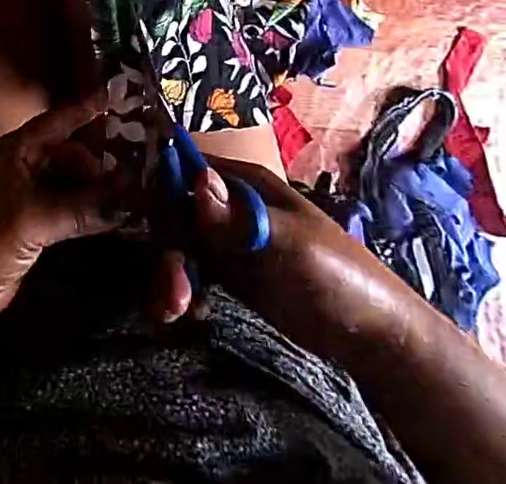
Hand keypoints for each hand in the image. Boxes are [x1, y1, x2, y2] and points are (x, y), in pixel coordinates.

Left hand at [0, 91, 121, 343]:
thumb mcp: (36, 220)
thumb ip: (83, 206)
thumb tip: (131, 196)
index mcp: (15, 151)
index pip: (57, 121)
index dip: (87, 109)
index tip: (119, 98)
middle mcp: (23, 166)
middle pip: (71, 154)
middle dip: (100, 166)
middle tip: (134, 179)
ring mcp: (29, 194)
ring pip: (74, 181)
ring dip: (98, 191)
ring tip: (131, 200)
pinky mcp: (36, 221)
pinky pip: (71, 205)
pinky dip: (90, 209)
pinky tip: (114, 217)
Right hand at [153, 157, 416, 362]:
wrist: (368, 335)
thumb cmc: (336, 273)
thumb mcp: (290, 242)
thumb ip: (240, 217)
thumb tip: (196, 178)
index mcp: (244, 182)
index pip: (186, 169)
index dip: (158, 187)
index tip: (137, 217)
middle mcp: (228, 203)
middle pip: (175, 211)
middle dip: (167, 248)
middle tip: (175, 291)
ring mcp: (226, 239)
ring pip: (178, 244)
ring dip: (170, 274)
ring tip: (178, 309)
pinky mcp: (227, 272)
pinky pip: (189, 272)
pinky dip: (181, 290)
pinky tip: (187, 312)